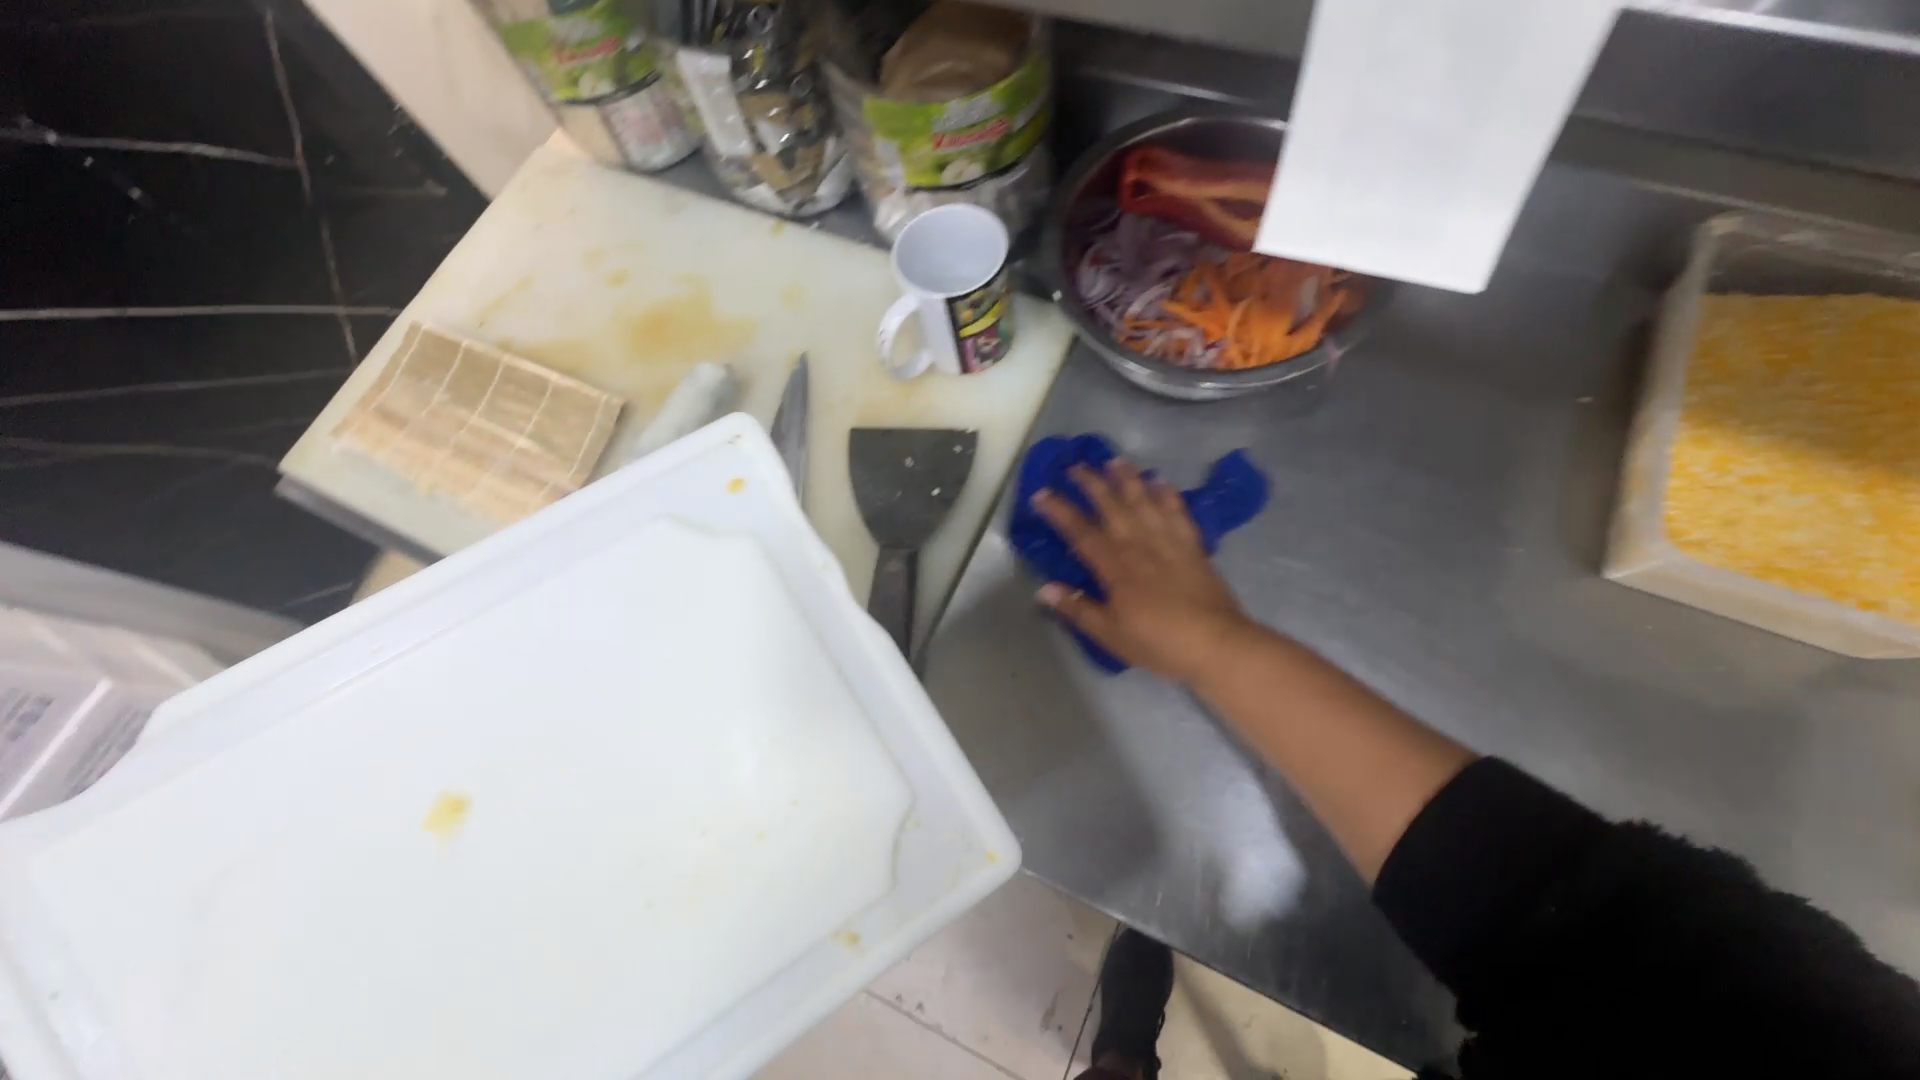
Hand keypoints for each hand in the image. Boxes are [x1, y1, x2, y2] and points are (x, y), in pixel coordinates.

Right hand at [1032, 459, 1255, 683]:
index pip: (1081, 532)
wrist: (1216, 643)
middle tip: (1076, 465)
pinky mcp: (1193, 546)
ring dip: (1128, 479)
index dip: (1060, 511)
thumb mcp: (1110, 634)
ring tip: (1115, 460)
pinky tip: (1160, 481)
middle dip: (1092, 483)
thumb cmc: (1158, 642)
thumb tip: (1043, 588)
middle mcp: (1140, 545)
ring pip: (1144, 501)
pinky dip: (1168, 494)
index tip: (1041, 493)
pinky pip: (1178, 511)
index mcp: (1115, 567)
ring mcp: (1169, 541)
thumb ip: (1078, 609)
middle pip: (1112, 506)